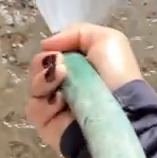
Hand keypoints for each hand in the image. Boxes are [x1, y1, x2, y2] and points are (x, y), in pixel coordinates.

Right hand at [23, 24, 143, 148]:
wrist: (122, 111)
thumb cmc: (117, 74)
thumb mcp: (107, 39)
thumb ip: (77, 32)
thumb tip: (46, 46)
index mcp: (79, 66)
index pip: (51, 54)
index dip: (51, 49)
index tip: (57, 49)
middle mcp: (65, 84)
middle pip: (38, 68)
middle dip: (44, 62)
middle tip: (59, 63)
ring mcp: (54, 106)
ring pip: (34, 87)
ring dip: (43, 79)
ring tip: (62, 77)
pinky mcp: (48, 125)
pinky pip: (35, 109)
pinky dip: (44, 102)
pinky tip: (59, 100)